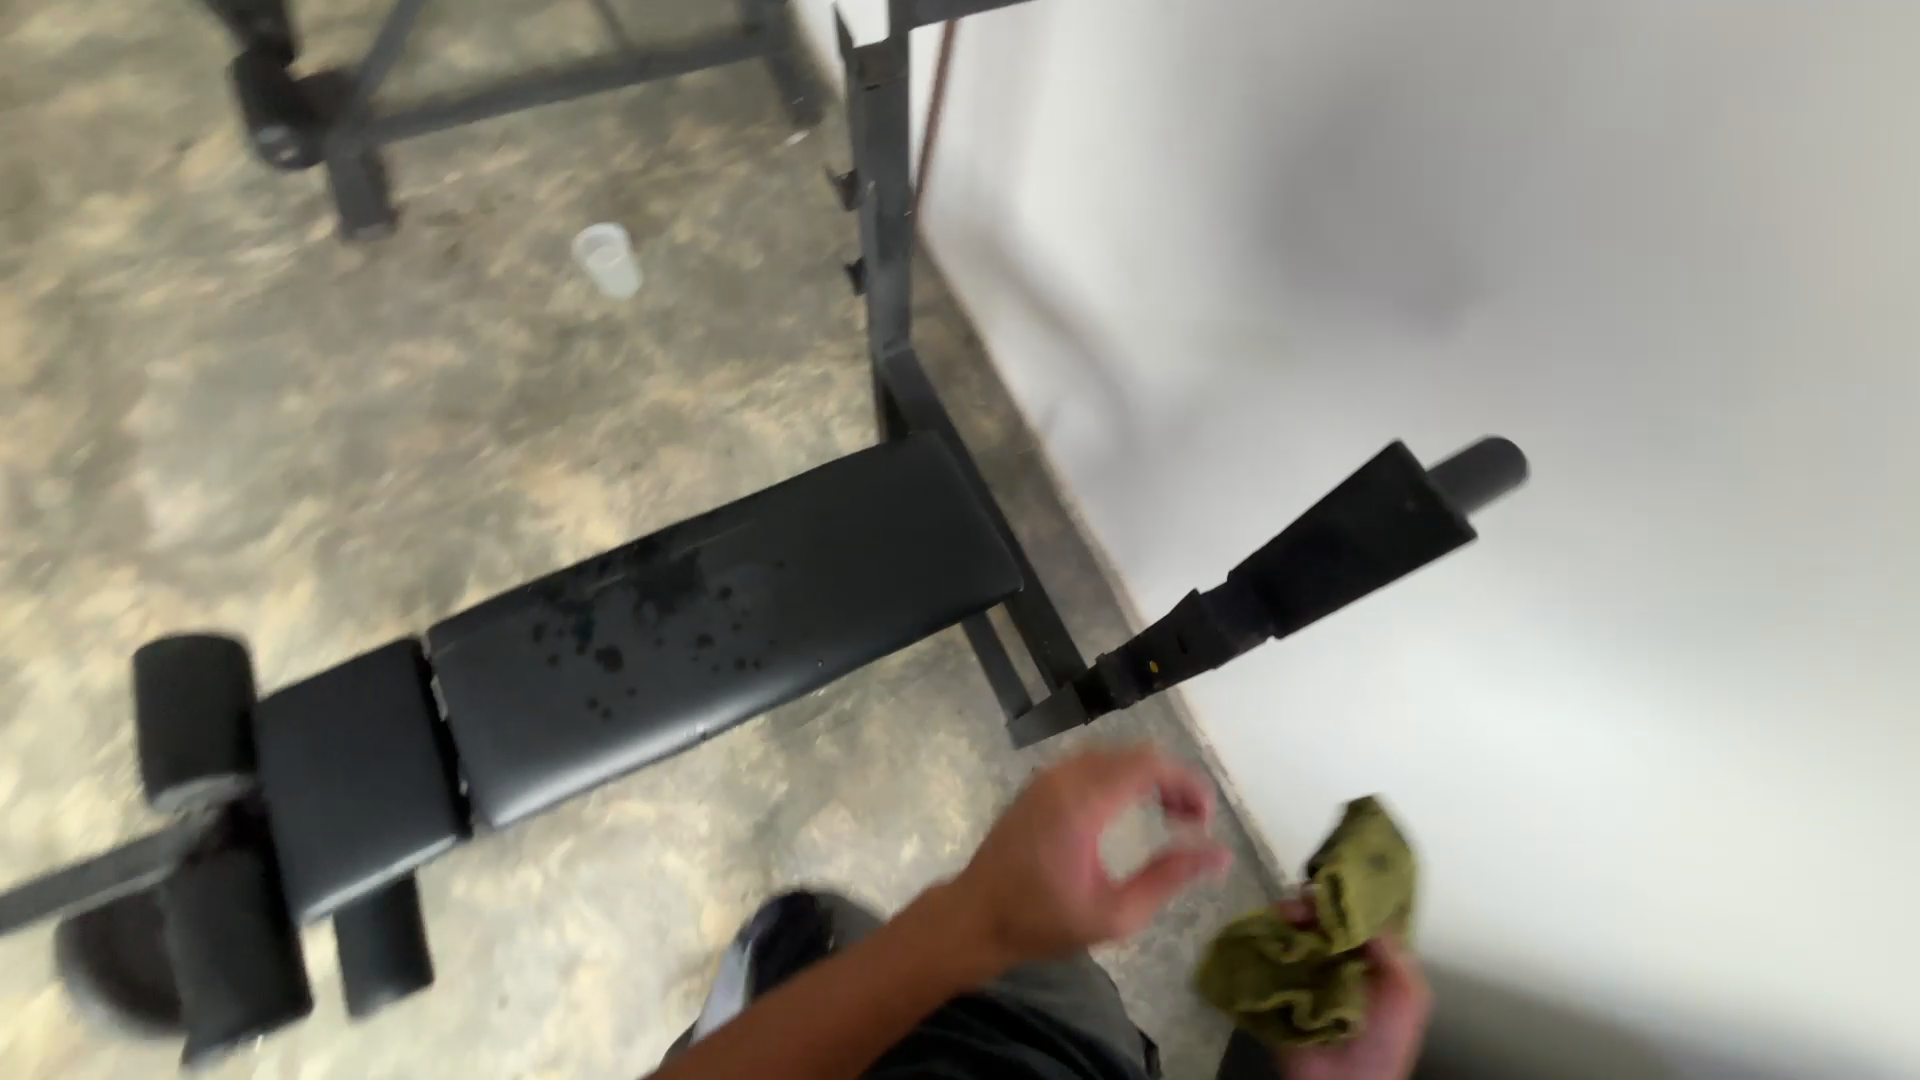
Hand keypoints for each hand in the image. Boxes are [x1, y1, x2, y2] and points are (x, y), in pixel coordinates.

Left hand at [942, 744, 1233, 972]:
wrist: (976, 915)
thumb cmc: (1044, 921)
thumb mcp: (1116, 914)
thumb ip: (1170, 878)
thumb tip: (1220, 854)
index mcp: (1083, 803)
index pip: (1148, 764)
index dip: (1186, 782)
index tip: (1206, 819)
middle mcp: (1064, 777)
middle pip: (1133, 753)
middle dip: (1172, 779)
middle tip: (1192, 822)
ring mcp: (1047, 776)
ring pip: (1112, 753)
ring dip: (1145, 775)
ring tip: (1168, 815)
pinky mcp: (1039, 782)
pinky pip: (1089, 761)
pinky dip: (1119, 774)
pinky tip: (1129, 808)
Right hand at [1275, 901, 1430, 1079]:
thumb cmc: (1383, 1043)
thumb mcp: (1407, 996)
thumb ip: (1393, 951)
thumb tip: (1356, 907)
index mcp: (1361, 957)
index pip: (1347, 914)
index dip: (1339, 895)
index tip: (1330, 879)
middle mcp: (1329, 956)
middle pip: (1313, 915)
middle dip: (1308, 903)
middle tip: (1303, 900)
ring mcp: (1298, 966)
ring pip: (1287, 926)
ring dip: (1286, 915)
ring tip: (1287, 915)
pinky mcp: (1272, 978)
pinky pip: (1263, 947)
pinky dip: (1263, 933)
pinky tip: (1269, 930)